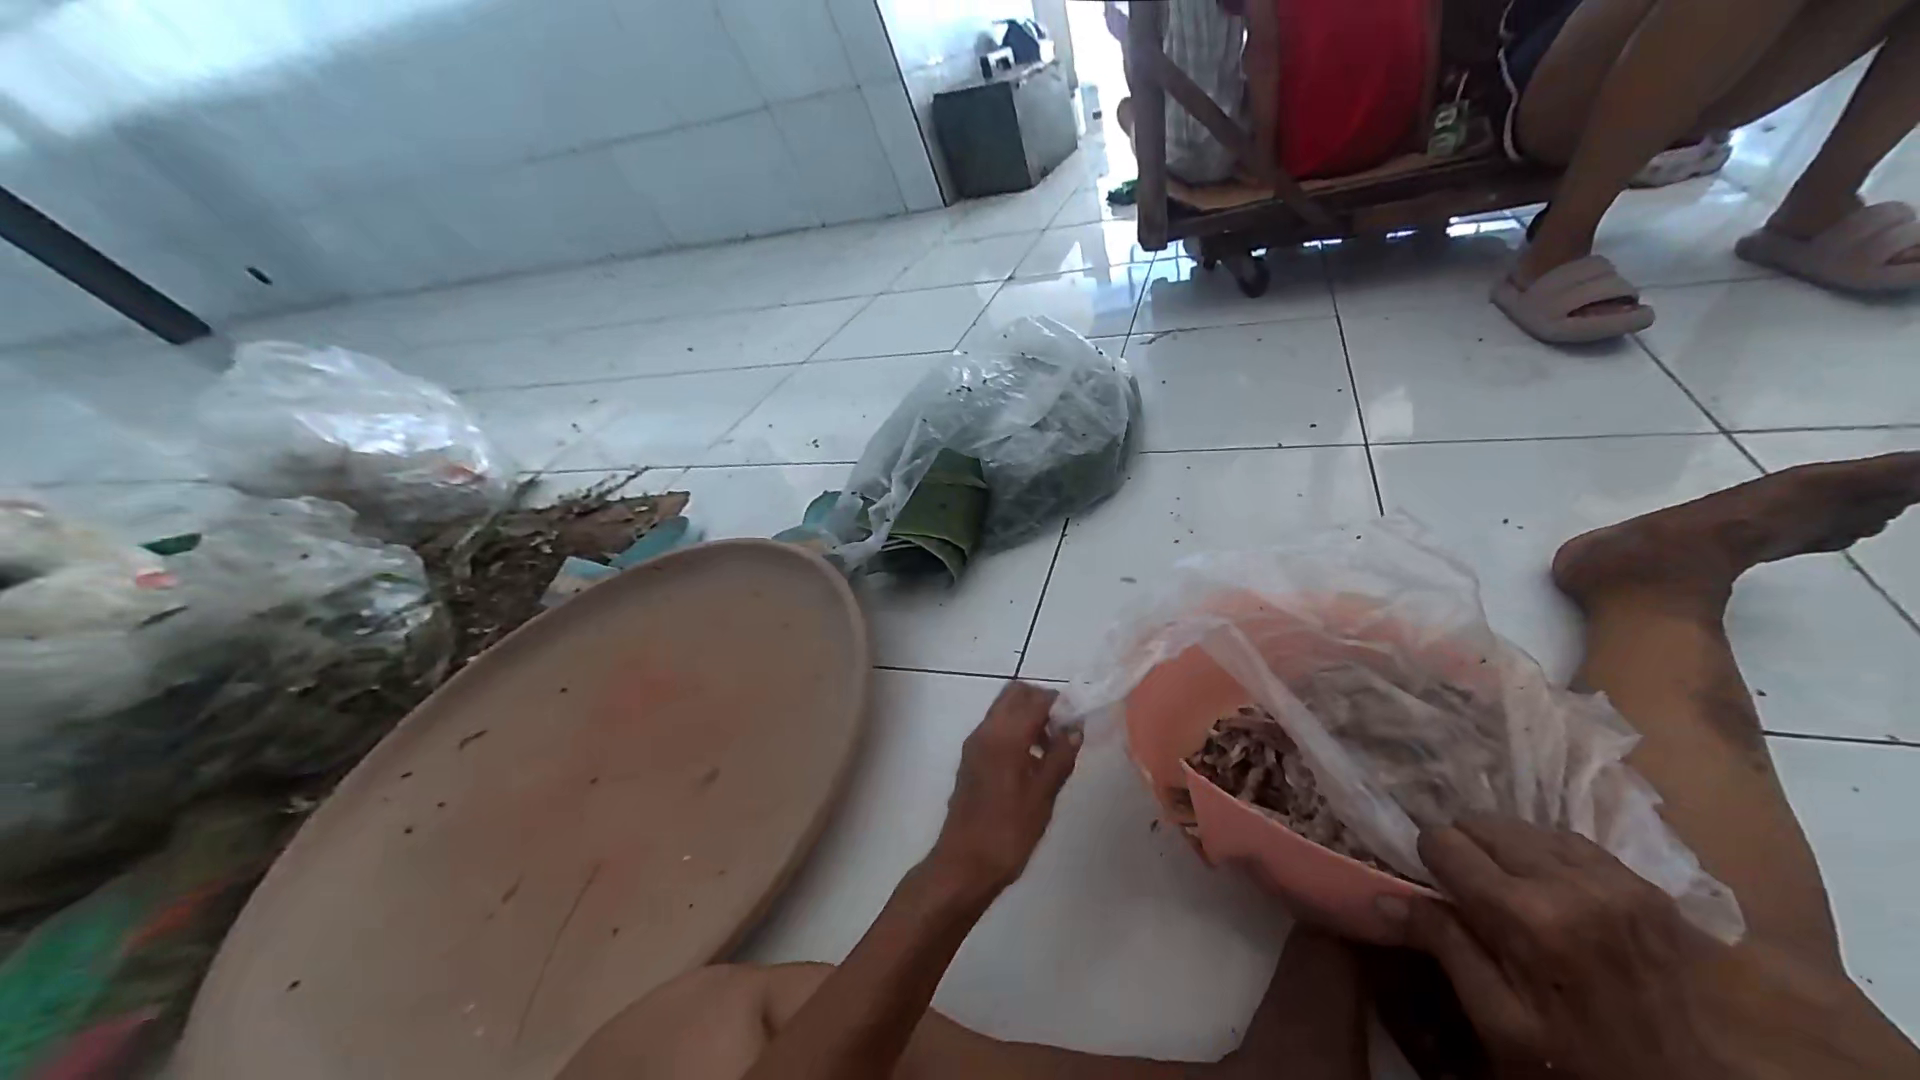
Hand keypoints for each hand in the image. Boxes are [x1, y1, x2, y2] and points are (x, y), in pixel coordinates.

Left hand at [928, 681, 1080, 895]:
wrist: (964, 864)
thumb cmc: (1008, 832)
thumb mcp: (1042, 796)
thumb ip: (1060, 757)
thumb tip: (1075, 729)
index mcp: (1003, 737)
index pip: (1035, 699)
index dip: (1060, 703)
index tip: (1080, 720)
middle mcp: (985, 731)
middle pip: (1015, 694)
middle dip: (1042, 703)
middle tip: (1064, 729)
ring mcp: (974, 744)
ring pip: (1004, 709)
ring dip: (1029, 716)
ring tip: (1053, 749)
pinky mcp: (970, 758)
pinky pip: (996, 728)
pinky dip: (1016, 730)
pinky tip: (1033, 762)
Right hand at [1381, 814, 1918, 1079]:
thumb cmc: (1573, 1061)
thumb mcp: (1494, 1020)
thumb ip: (1442, 946)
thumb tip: (1382, 895)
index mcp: (1526, 916)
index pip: (1443, 840)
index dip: (1431, 861)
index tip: (1437, 889)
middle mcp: (1570, 884)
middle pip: (1482, 823)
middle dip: (1466, 850)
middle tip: (1471, 891)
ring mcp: (1617, 882)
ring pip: (1524, 825)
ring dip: (1506, 850)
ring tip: (1511, 889)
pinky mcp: (1647, 888)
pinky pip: (1571, 840)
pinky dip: (1547, 855)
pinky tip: (1551, 889)